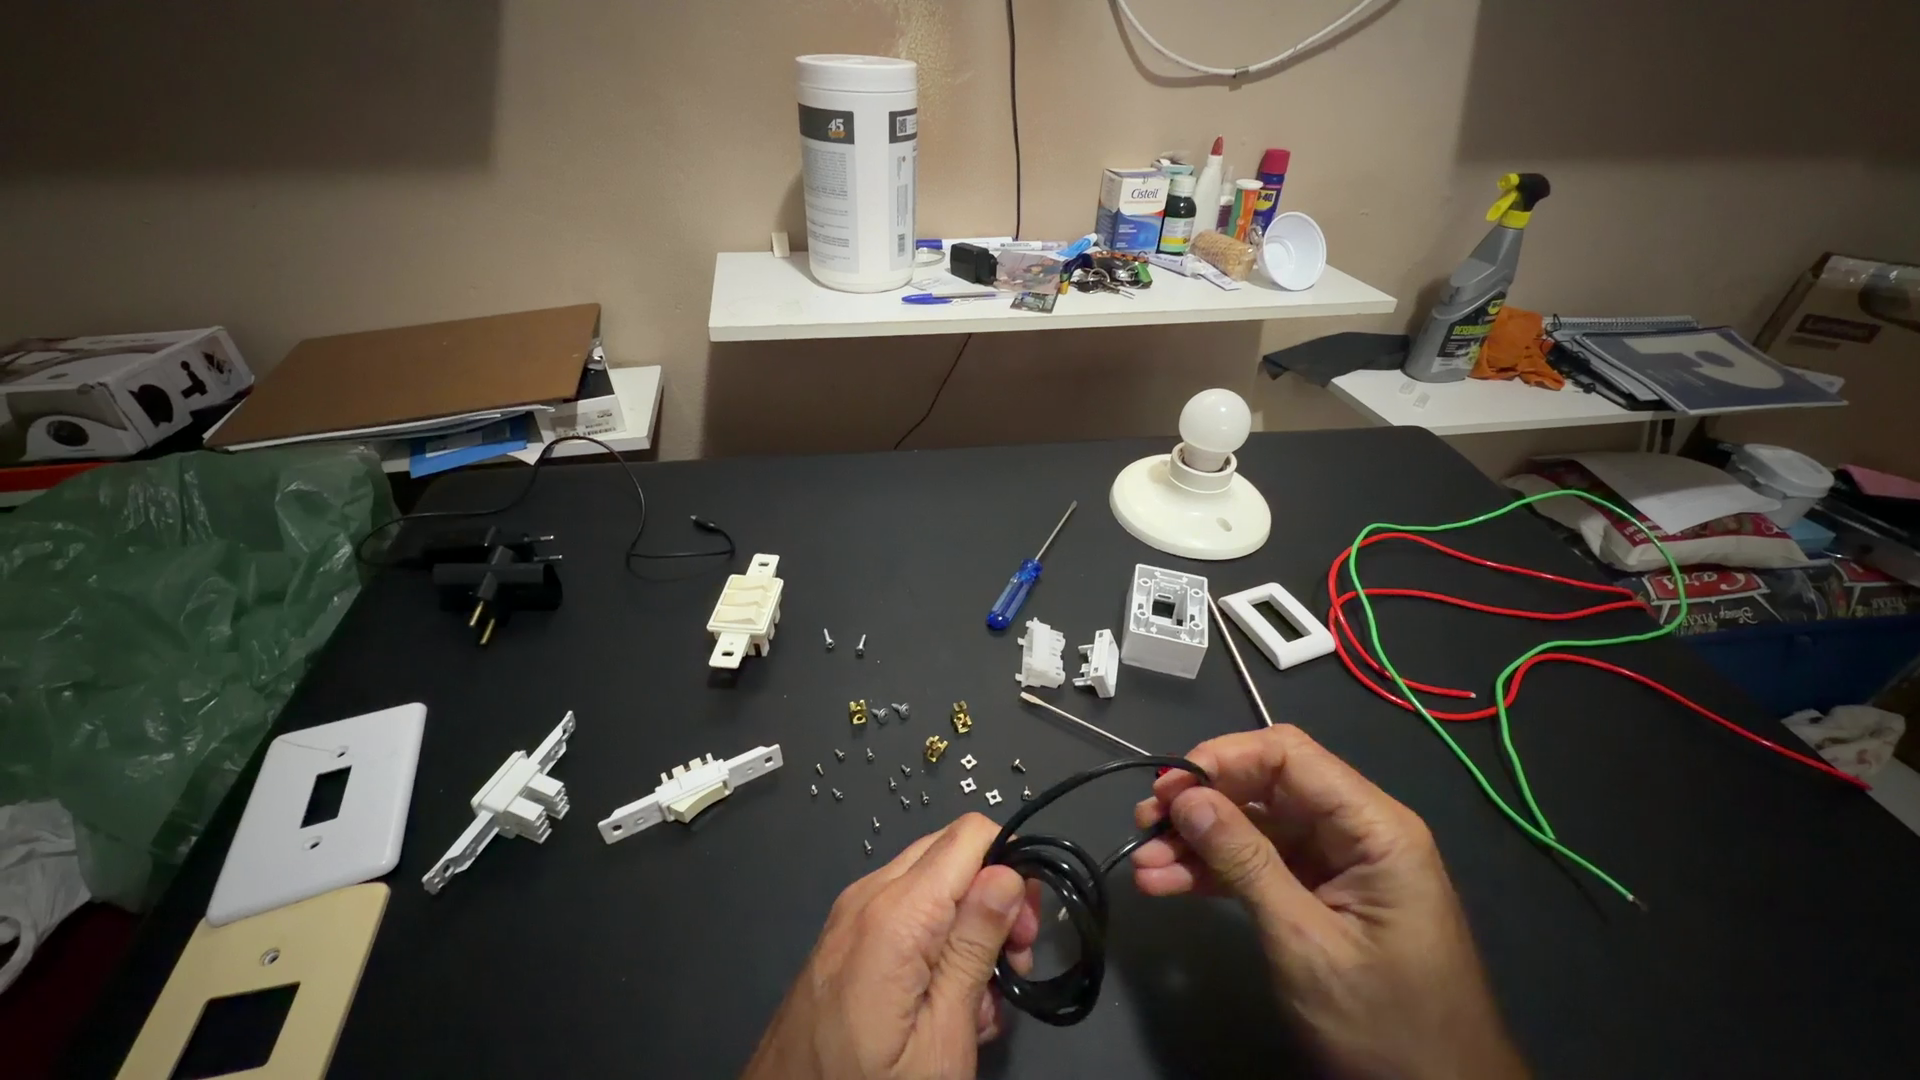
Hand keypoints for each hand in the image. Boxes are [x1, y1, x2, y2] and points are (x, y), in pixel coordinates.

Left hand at [743, 813, 1041, 1079]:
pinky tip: (942, 995)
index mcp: (894, 913)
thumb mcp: (940, 1038)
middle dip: (994, 896)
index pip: (971, 834)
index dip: (1011, 869)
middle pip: (952, 850)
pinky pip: (905, 907)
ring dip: (967, 922)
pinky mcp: (845, 934)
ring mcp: (851, 912)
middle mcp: (868, 894)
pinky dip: (935, 934)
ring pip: (932, 879)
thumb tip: (1008, 873)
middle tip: (1012, 965)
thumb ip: (973, 947)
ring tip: (978, 997)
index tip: (1024, 932)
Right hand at [1132, 725, 1527, 1079]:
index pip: (1288, 755)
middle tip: (1145, 823)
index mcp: (1373, 827)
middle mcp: (1354, 830)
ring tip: (1145, 865)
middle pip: (1263, 785)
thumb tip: (1186, 797)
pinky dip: (1212, 871)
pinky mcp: (1316, 892)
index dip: (1222, 758)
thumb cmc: (1385, 1025)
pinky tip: (1166, 884)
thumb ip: (1246, 863)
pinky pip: (1256, 863)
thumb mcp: (1306, 943)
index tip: (1168, 787)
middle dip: (1200, 802)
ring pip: (1251, 825)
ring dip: (1196, 842)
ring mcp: (1334, 862)